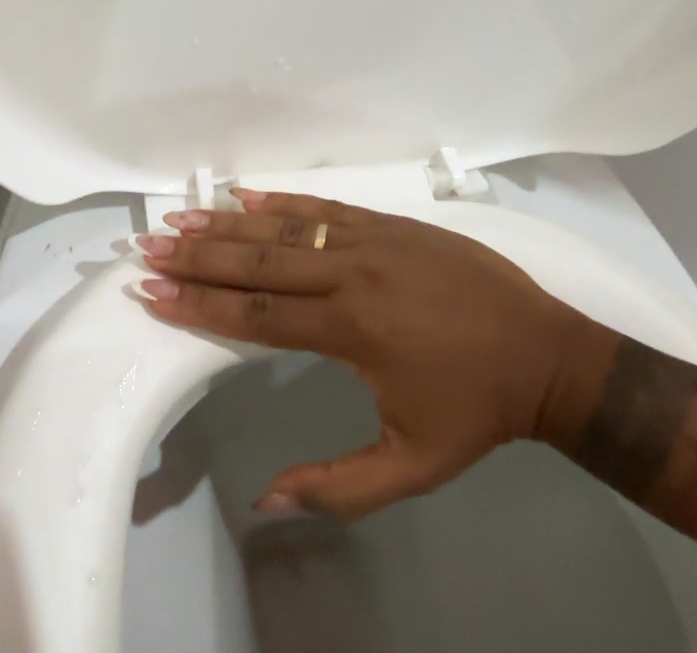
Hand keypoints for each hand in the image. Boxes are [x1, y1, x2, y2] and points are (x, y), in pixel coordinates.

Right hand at [135, 188, 595, 521]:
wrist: (549, 356)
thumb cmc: (476, 412)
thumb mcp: (412, 467)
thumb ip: (338, 487)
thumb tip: (264, 501)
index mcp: (351, 331)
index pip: (256, 316)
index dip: (200, 307)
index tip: (153, 295)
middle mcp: (353, 276)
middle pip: (259, 263)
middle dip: (198, 257)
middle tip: (148, 248)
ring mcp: (375, 242)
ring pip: (287, 230)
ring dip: (228, 224)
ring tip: (180, 218)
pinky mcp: (395, 225)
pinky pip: (327, 209)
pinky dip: (282, 202)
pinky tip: (245, 196)